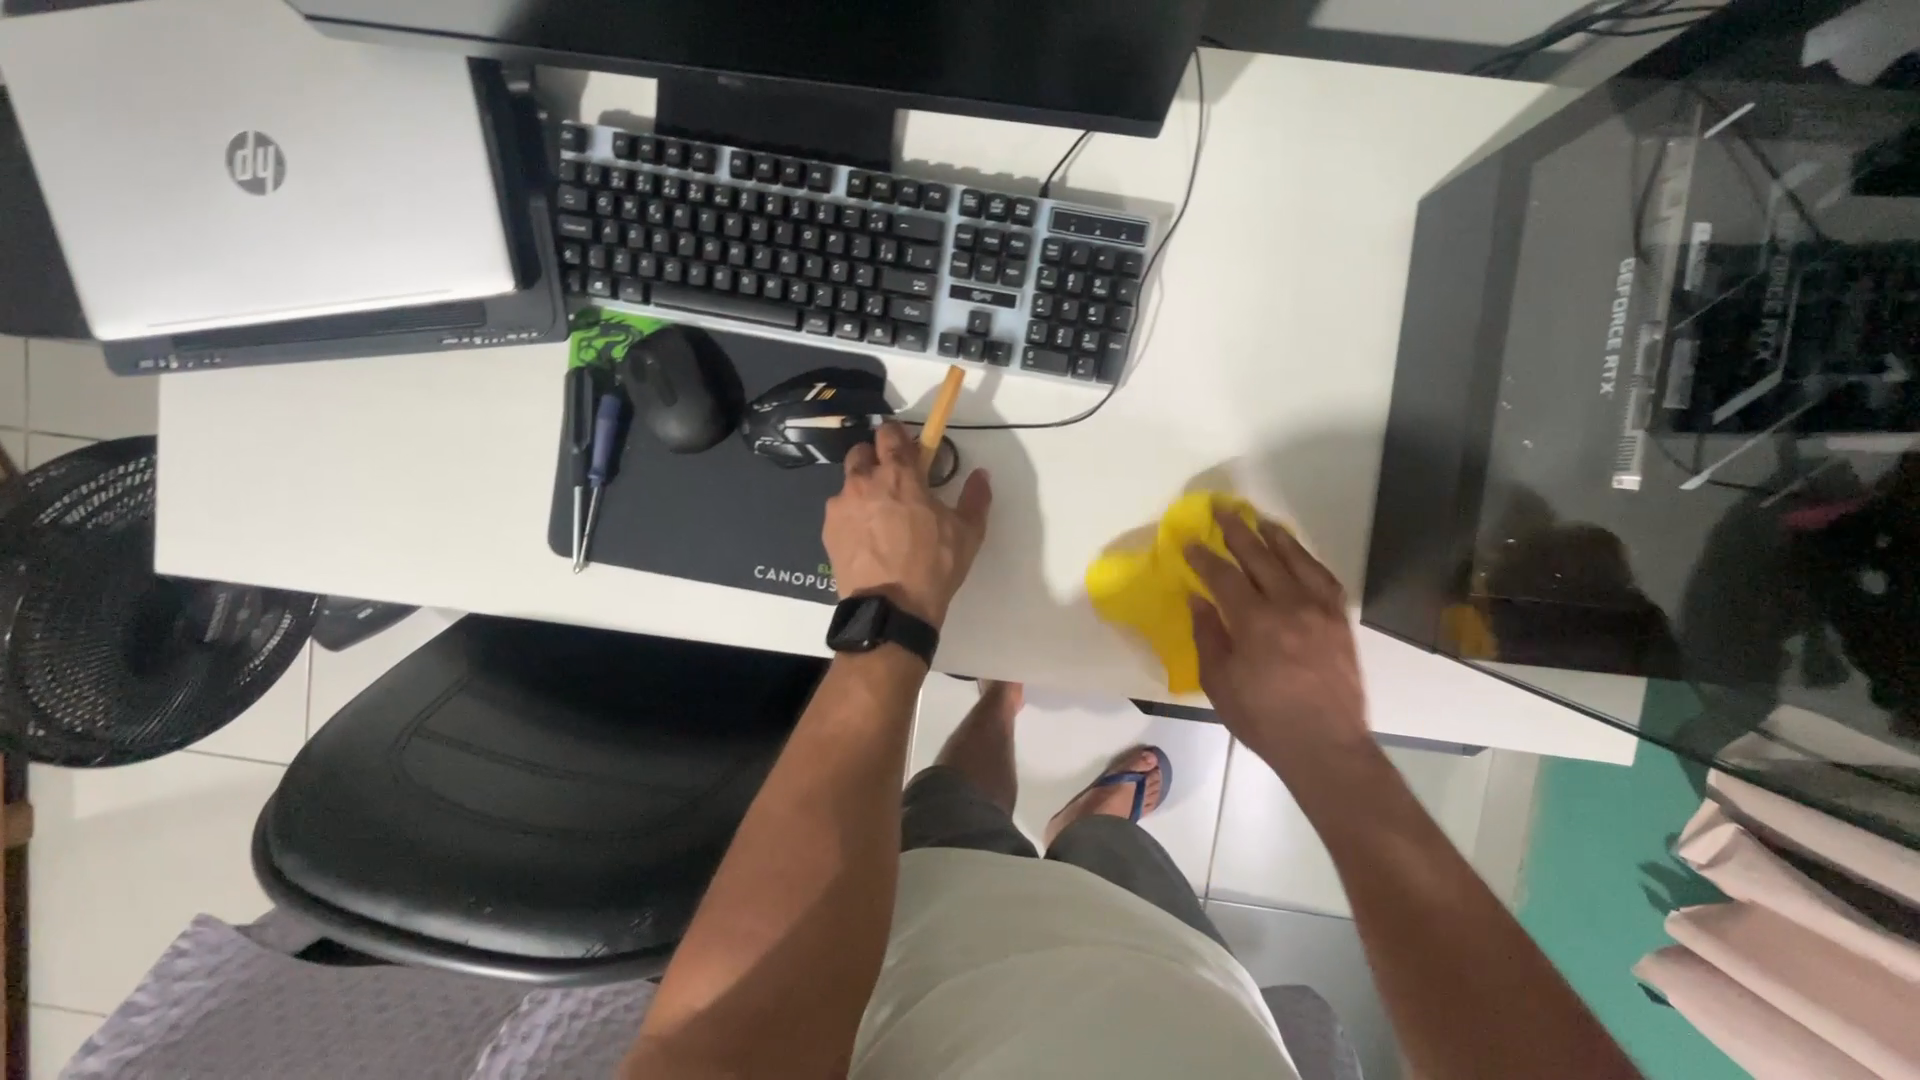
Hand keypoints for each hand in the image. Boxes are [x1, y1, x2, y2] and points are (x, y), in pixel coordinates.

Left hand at [825, 421, 991, 627]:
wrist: (892, 609)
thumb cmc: (933, 566)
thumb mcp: (967, 533)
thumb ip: (975, 498)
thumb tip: (981, 475)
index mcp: (900, 475)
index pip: (890, 433)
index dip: (898, 436)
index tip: (909, 449)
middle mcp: (864, 481)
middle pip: (862, 451)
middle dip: (876, 459)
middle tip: (893, 482)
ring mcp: (841, 506)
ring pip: (848, 483)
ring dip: (862, 489)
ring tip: (879, 517)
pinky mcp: (828, 530)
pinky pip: (839, 512)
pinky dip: (852, 517)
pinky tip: (866, 539)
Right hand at [1184, 509, 1366, 764]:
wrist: (1325, 745)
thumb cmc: (1263, 719)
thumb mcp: (1219, 682)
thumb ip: (1208, 636)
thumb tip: (1199, 600)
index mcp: (1255, 623)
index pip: (1224, 576)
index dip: (1204, 557)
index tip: (1189, 543)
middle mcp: (1290, 606)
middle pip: (1260, 557)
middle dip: (1237, 532)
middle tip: (1222, 511)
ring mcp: (1320, 611)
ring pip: (1296, 560)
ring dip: (1275, 537)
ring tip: (1259, 521)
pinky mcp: (1339, 622)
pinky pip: (1323, 578)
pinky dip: (1307, 560)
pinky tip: (1297, 554)